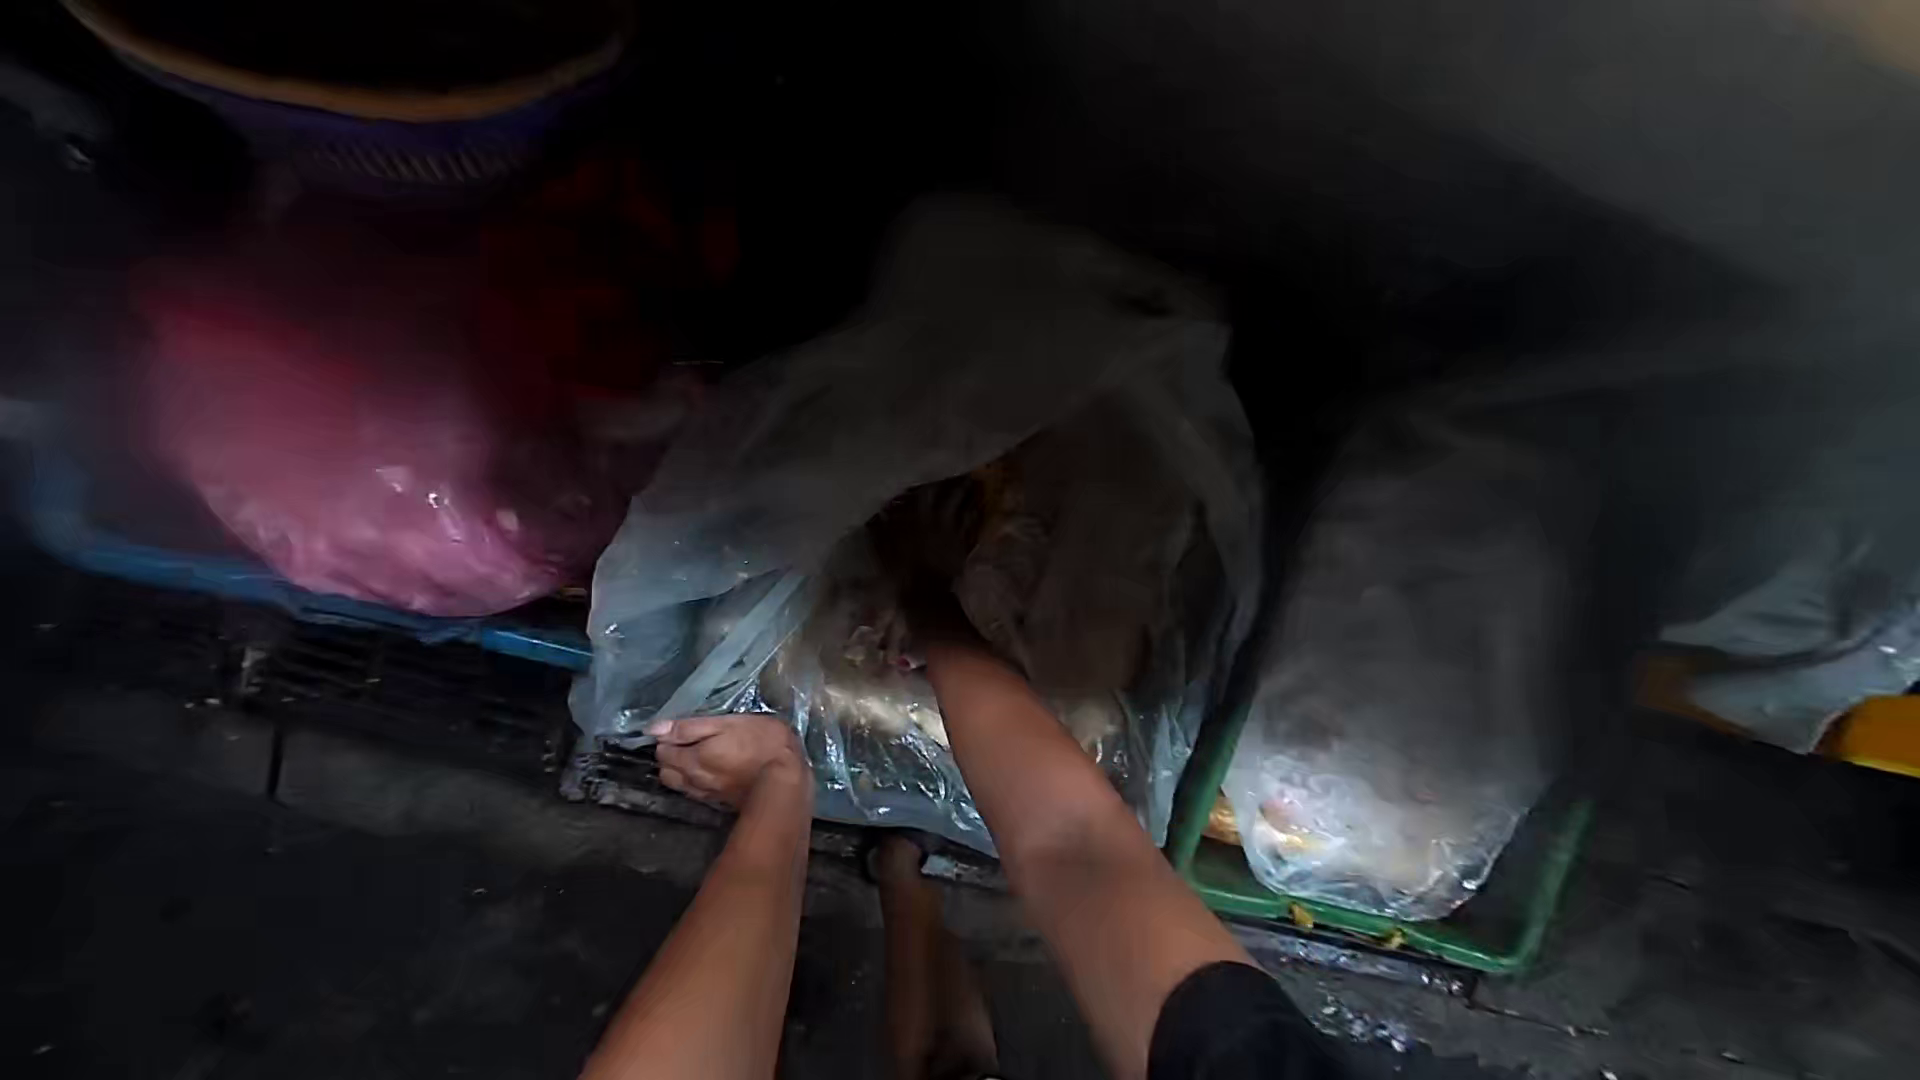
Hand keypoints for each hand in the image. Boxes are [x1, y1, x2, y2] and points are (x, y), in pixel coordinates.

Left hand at [647, 714, 810, 809]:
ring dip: (680, 770)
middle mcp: (691, 780)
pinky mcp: (718, 801)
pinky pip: (694, 791)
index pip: (662, 749)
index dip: (669, 736)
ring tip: (698, 755)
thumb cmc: (760, 743)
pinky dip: (693, 781)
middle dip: (671, 755)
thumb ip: (691, 727)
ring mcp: (705, 793)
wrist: (784, 780)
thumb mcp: (729, 724)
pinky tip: (709, 771)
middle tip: (690, 740)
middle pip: (666, 770)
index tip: (685, 727)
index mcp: (691, 759)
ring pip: (678, 783)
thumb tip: (655, 728)